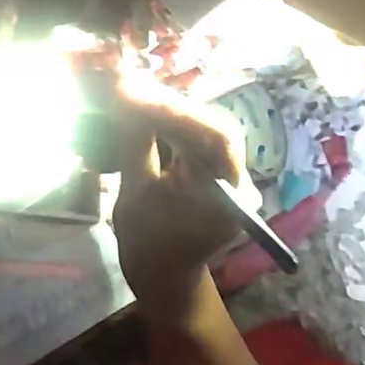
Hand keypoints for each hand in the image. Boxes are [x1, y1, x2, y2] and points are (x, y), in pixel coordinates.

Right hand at [109, 82, 246, 320]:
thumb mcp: (134, 193)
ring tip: (134, 95)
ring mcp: (230, 174)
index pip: (214, 135)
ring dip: (170, 110)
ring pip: (205, 127)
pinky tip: (147, 113)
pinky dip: (172, 123)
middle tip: (130, 87)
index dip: (176, 109)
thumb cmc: (146, 242)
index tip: (136, 92)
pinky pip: (198, 138)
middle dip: (171, 105)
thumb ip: (136, 143)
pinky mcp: (216, 170)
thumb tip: (126, 96)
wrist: (164, 276)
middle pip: (211, 126)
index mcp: (227, 193)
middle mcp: (238, 178)